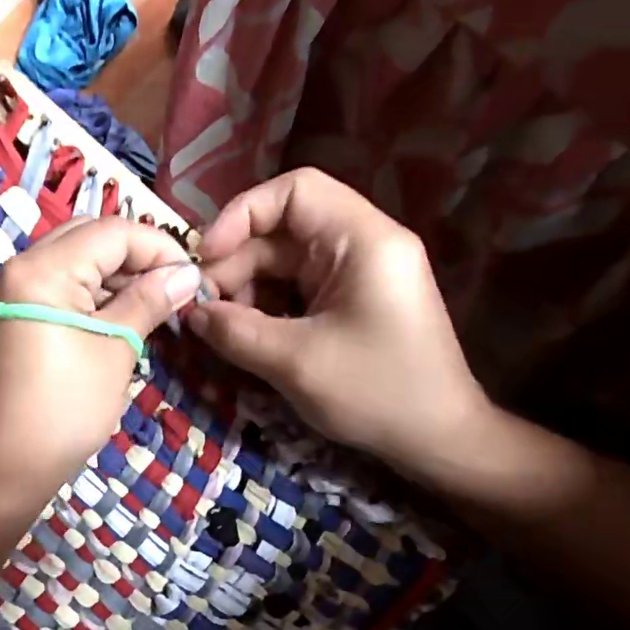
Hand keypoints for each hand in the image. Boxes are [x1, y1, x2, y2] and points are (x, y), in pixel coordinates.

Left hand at [0, 217, 201, 507]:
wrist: (9, 468)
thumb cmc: (67, 409)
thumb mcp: (116, 349)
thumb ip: (150, 301)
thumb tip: (189, 272)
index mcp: (41, 269)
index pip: (111, 231)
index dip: (159, 246)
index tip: (194, 275)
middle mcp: (18, 267)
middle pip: (89, 237)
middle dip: (137, 255)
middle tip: (175, 286)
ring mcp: (10, 292)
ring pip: (74, 260)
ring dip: (116, 275)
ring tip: (156, 303)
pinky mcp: (12, 316)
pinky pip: (59, 287)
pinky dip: (93, 293)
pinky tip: (122, 314)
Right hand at [186, 168, 490, 484]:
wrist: (439, 438)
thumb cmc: (376, 393)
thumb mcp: (295, 363)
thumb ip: (235, 331)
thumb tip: (191, 312)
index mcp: (364, 239)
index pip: (294, 191)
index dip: (241, 215)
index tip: (206, 259)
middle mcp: (365, 244)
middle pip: (285, 230)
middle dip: (238, 264)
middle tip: (204, 309)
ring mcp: (361, 275)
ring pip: (288, 262)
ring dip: (249, 290)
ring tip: (222, 328)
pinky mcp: (355, 302)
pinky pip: (301, 289)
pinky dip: (270, 307)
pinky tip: (248, 334)